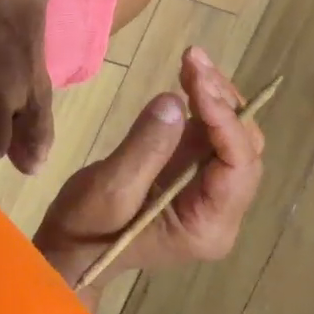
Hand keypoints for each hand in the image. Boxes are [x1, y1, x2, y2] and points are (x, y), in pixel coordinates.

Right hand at [34, 48, 265, 291]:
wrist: (70, 253)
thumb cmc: (88, 228)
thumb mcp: (111, 187)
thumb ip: (146, 146)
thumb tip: (176, 100)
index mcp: (209, 224)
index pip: (236, 164)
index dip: (223, 118)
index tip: (195, 78)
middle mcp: (219, 211)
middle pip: (243, 149)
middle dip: (223, 101)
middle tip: (193, 59)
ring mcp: (205, 194)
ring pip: (230, 140)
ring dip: (215, 99)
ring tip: (191, 60)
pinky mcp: (186, 180)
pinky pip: (207, 141)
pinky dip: (201, 108)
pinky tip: (186, 82)